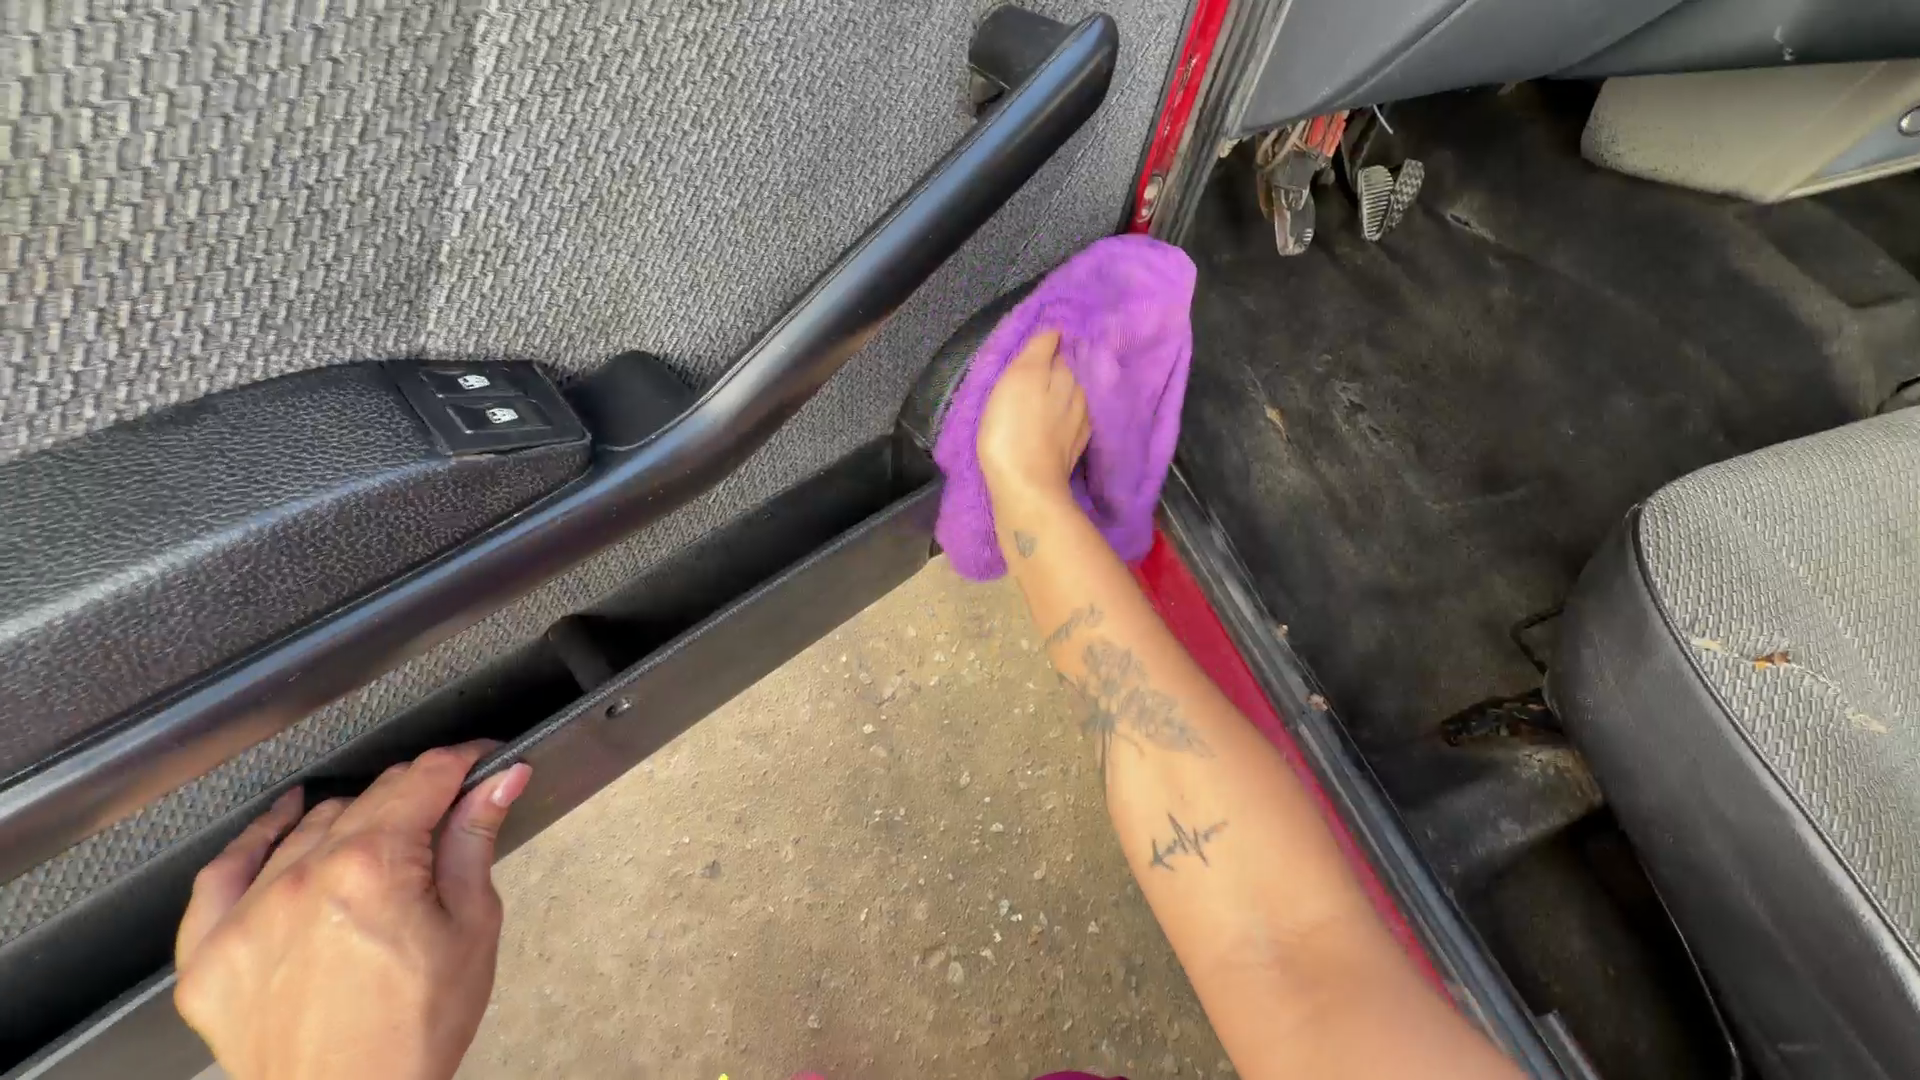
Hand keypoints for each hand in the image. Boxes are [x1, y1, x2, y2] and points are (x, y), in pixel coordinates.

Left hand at [175, 743, 531, 1079]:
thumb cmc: (420, 1024)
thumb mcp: (472, 923)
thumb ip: (475, 840)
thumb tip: (502, 779)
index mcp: (373, 866)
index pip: (425, 778)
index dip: (465, 759)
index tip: (485, 758)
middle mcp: (302, 877)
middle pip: (372, 795)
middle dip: (421, 788)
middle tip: (454, 803)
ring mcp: (246, 914)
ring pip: (311, 824)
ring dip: (359, 814)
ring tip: (392, 831)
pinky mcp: (209, 952)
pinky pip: (221, 872)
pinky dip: (259, 838)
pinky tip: (285, 818)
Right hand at [976, 330, 1090, 509]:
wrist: (1026, 486)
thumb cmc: (1013, 429)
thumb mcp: (1020, 377)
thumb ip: (1039, 352)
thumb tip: (1056, 333)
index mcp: (1064, 377)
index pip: (1057, 350)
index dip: (1045, 347)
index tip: (1032, 348)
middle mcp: (1077, 398)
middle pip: (1066, 376)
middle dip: (1053, 372)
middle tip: (1030, 375)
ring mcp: (1077, 427)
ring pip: (1070, 401)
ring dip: (1058, 397)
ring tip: (1040, 400)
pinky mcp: (1071, 453)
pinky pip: (1070, 426)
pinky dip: (1062, 421)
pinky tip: (1053, 425)